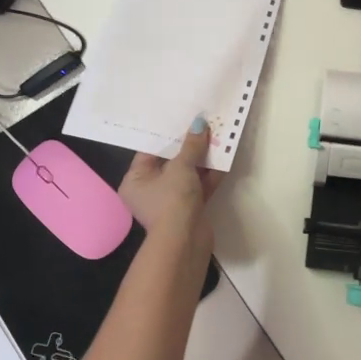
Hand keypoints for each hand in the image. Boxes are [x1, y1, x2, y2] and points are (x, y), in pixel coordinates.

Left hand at [119, 117, 221, 253]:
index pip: (150, 151)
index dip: (167, 134)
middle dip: (189, 145)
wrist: (186, 241)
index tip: (182, 118)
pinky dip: (210, 174)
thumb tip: (199, 124)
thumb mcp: (181, 167)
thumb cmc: (172, 200)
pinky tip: (224, 156)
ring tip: (217, 135)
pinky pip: (199, 186)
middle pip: (171, 161)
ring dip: (203, 158)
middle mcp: (150, 190)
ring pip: (188, 174)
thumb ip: (191, 145)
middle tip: (203, 124)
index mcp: (136, 180)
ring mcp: (171, 201)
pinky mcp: (189, 209)